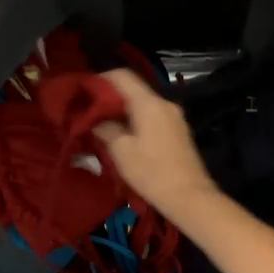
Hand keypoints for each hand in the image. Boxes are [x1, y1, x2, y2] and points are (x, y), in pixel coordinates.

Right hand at [93, 68, 219, 218]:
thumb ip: (105, 128)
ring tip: (103, 124)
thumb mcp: (121, 150)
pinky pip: (152, 116)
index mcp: (149, 103)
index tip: (83, 91)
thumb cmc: (151, 172)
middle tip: (89, 110)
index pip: (122, 76)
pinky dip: (135, 120)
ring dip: (122, 110)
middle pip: (133, 89)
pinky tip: (123, 135)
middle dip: (109, 97)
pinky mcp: (178, 130)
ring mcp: (174, 116)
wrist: (189, 197)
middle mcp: (164, 103)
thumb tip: (95, 119)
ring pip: (142, 104)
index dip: (100, 79)